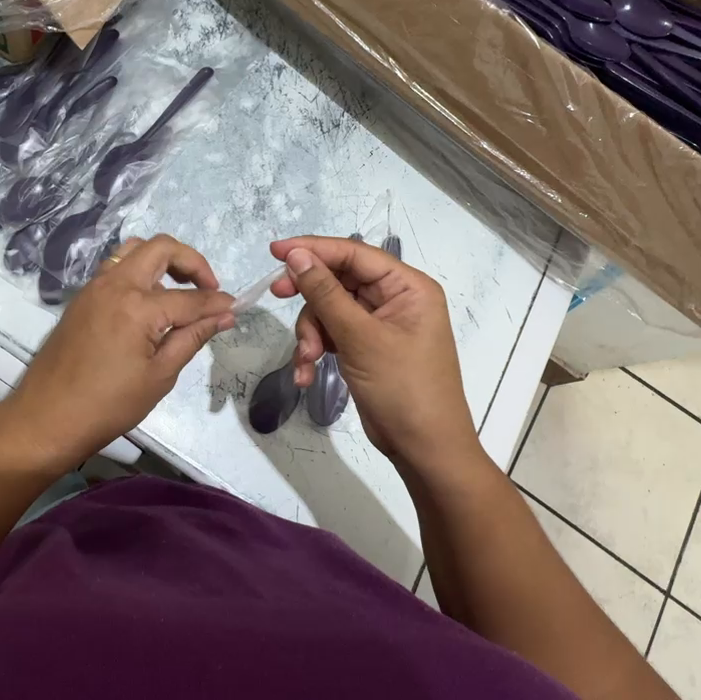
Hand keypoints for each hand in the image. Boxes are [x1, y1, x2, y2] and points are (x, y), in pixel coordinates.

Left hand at [0, 235, 235, 469]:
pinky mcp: (83, 297)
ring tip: (179, 291)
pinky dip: (140, 272)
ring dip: (162, 260)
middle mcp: (115, 284)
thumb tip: (223, 315)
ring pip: (134, 250)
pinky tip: (150, 303)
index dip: (216, 303)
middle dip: (191, 261)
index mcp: (137, 306)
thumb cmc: (108, 405)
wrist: (47, 417)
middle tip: (208, 289)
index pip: (189, 298)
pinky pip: (117, 268)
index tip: (236, 307)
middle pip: (160, 248)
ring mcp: (95, 287)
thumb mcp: (160, 376)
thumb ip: (192, 337)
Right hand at [270, 236, 481, 470]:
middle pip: (338, 280)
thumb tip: (296, 255)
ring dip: (311, 332)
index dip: (314, 249)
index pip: (354, 254)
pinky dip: (316, 349)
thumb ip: (325, 293)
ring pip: (329, 309)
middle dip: (310, 297)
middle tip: (277, 295)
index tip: (275, 251)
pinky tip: (306, 373)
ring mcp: (379, 324)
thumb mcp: (360, 338)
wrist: (425, 451)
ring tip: (306, 359)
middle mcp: (395, 299)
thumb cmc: (403, 388)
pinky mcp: (366, 347)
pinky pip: (332, 334)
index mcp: (407, 287)